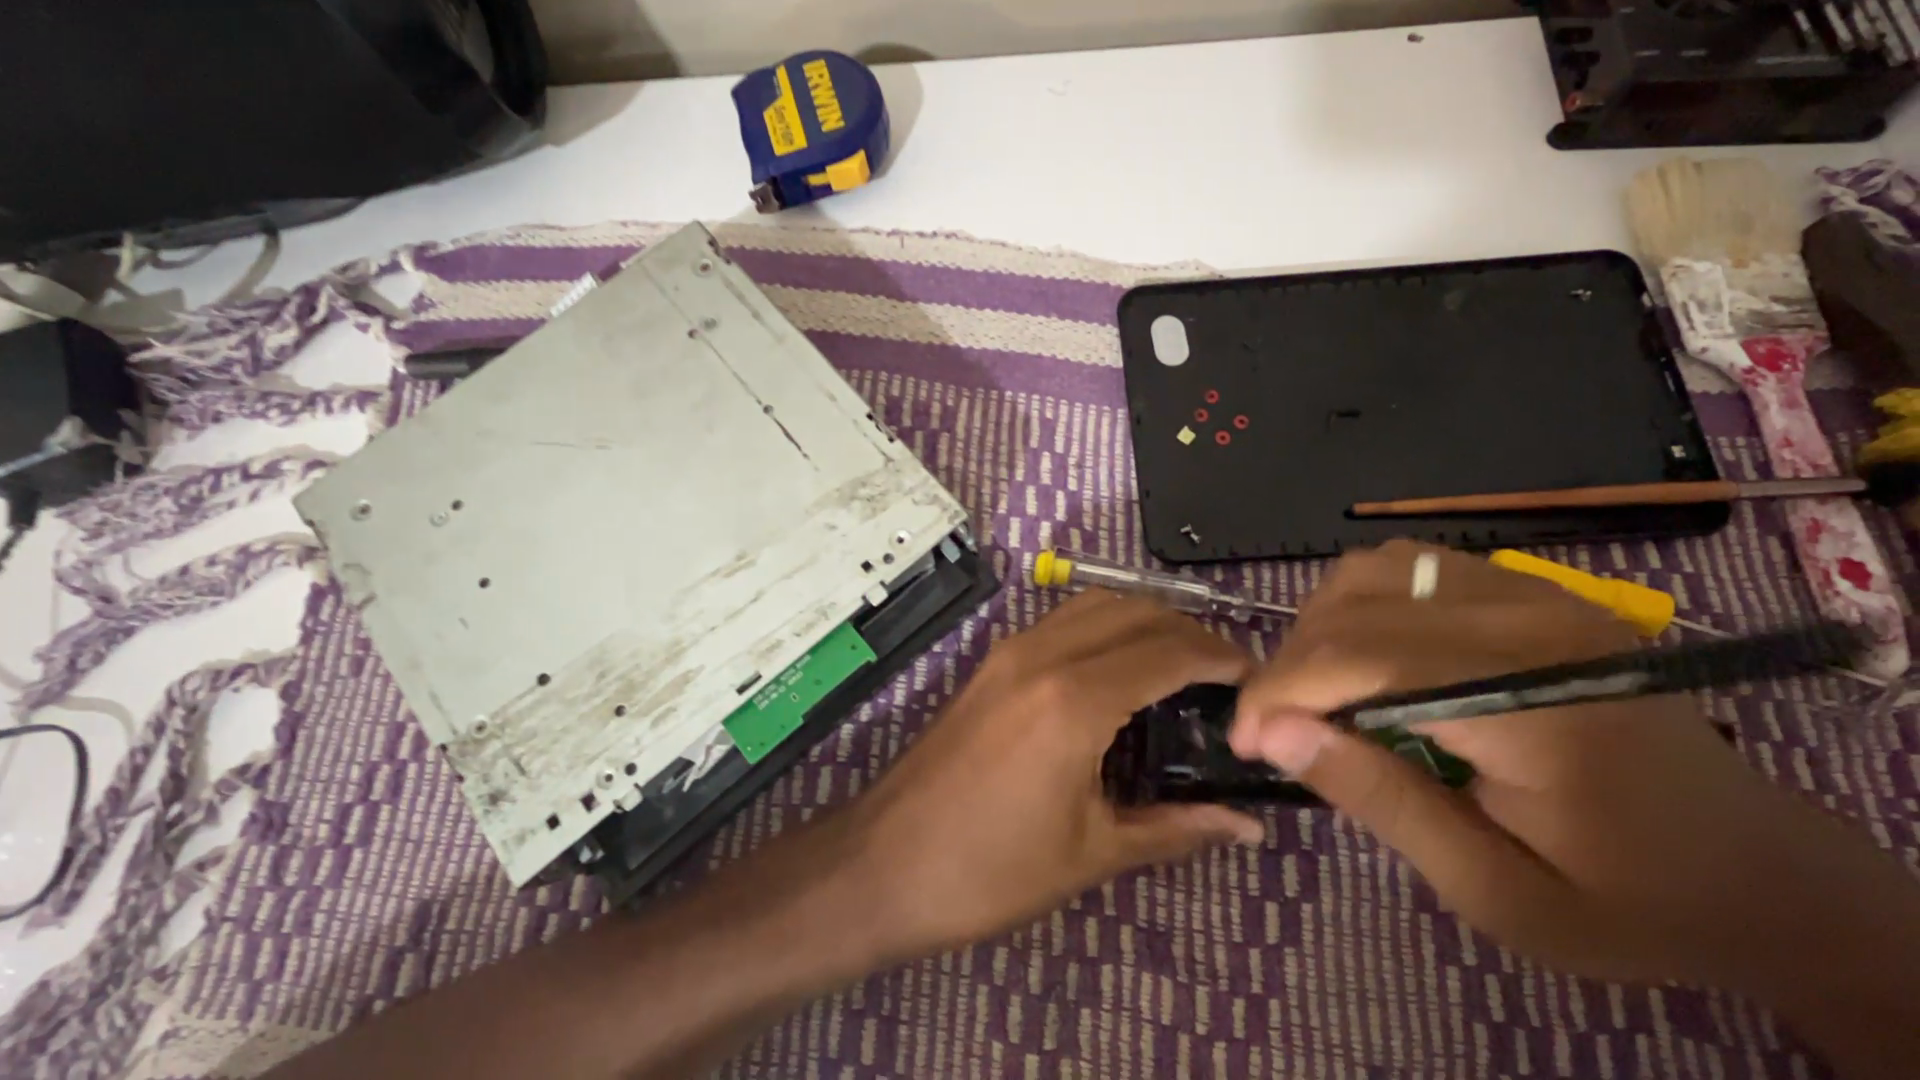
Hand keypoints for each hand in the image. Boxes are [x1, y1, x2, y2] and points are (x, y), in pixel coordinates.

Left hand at [837, 590, 1263, 961]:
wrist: (879, 867)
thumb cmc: (989, 871)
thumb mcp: (1092, 852)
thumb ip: (1177, 828)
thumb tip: (1248, 824)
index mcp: (1074, 698)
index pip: (1170, 650)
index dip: (1223, 659)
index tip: (1256, 683)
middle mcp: (1041, 655)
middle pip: (1135, 610)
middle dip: (1190, 632)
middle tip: (1224, 680)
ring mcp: (1006, 653)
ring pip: (1093, 606)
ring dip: (1144, 622)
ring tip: (1178, 672)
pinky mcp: (986, 666)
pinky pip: (1059, 623)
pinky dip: (1103, 629)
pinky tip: (1118, 678)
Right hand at [1227, 540, 1906, 994]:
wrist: (1754, 872)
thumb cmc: (1625, 901)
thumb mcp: (1495, 892)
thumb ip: (1382, 800)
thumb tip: (1274, 732)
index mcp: (1535, 705)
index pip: (1364, 656)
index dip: (1280, 690)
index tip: (1242, 743)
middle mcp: (1534, 625)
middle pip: (1358, 603)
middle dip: (1290, 664)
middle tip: (1276, 733)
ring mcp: (1539, 597)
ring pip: (1376, 570)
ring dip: (1321, 628)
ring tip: (1316, 697)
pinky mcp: (1536, 594)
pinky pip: (1413, 568)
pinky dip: (1362, 607)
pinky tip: (1364, 663)